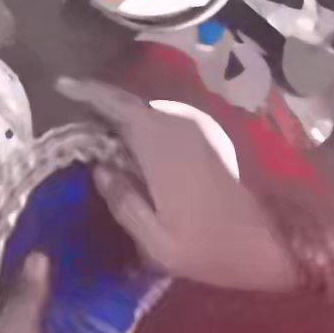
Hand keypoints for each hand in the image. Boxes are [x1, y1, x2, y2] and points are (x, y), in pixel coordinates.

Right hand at [55, 78, 297, 293]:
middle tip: (69, 101)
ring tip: (88, 118)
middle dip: (97, 98)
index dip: (88, 93)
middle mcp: (174, 129)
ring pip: (143, 110)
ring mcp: (189, 132)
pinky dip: (133, 121)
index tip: (61, 84)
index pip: (118, 107)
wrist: (272, 244)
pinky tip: (122, 137)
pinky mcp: (198, 141)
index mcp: (160, 148)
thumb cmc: (212, 248)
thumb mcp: (158, 242)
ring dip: (116, 109)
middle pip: (128, 103)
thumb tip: (100, 168)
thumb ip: (123, 202)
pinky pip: (155, 120)